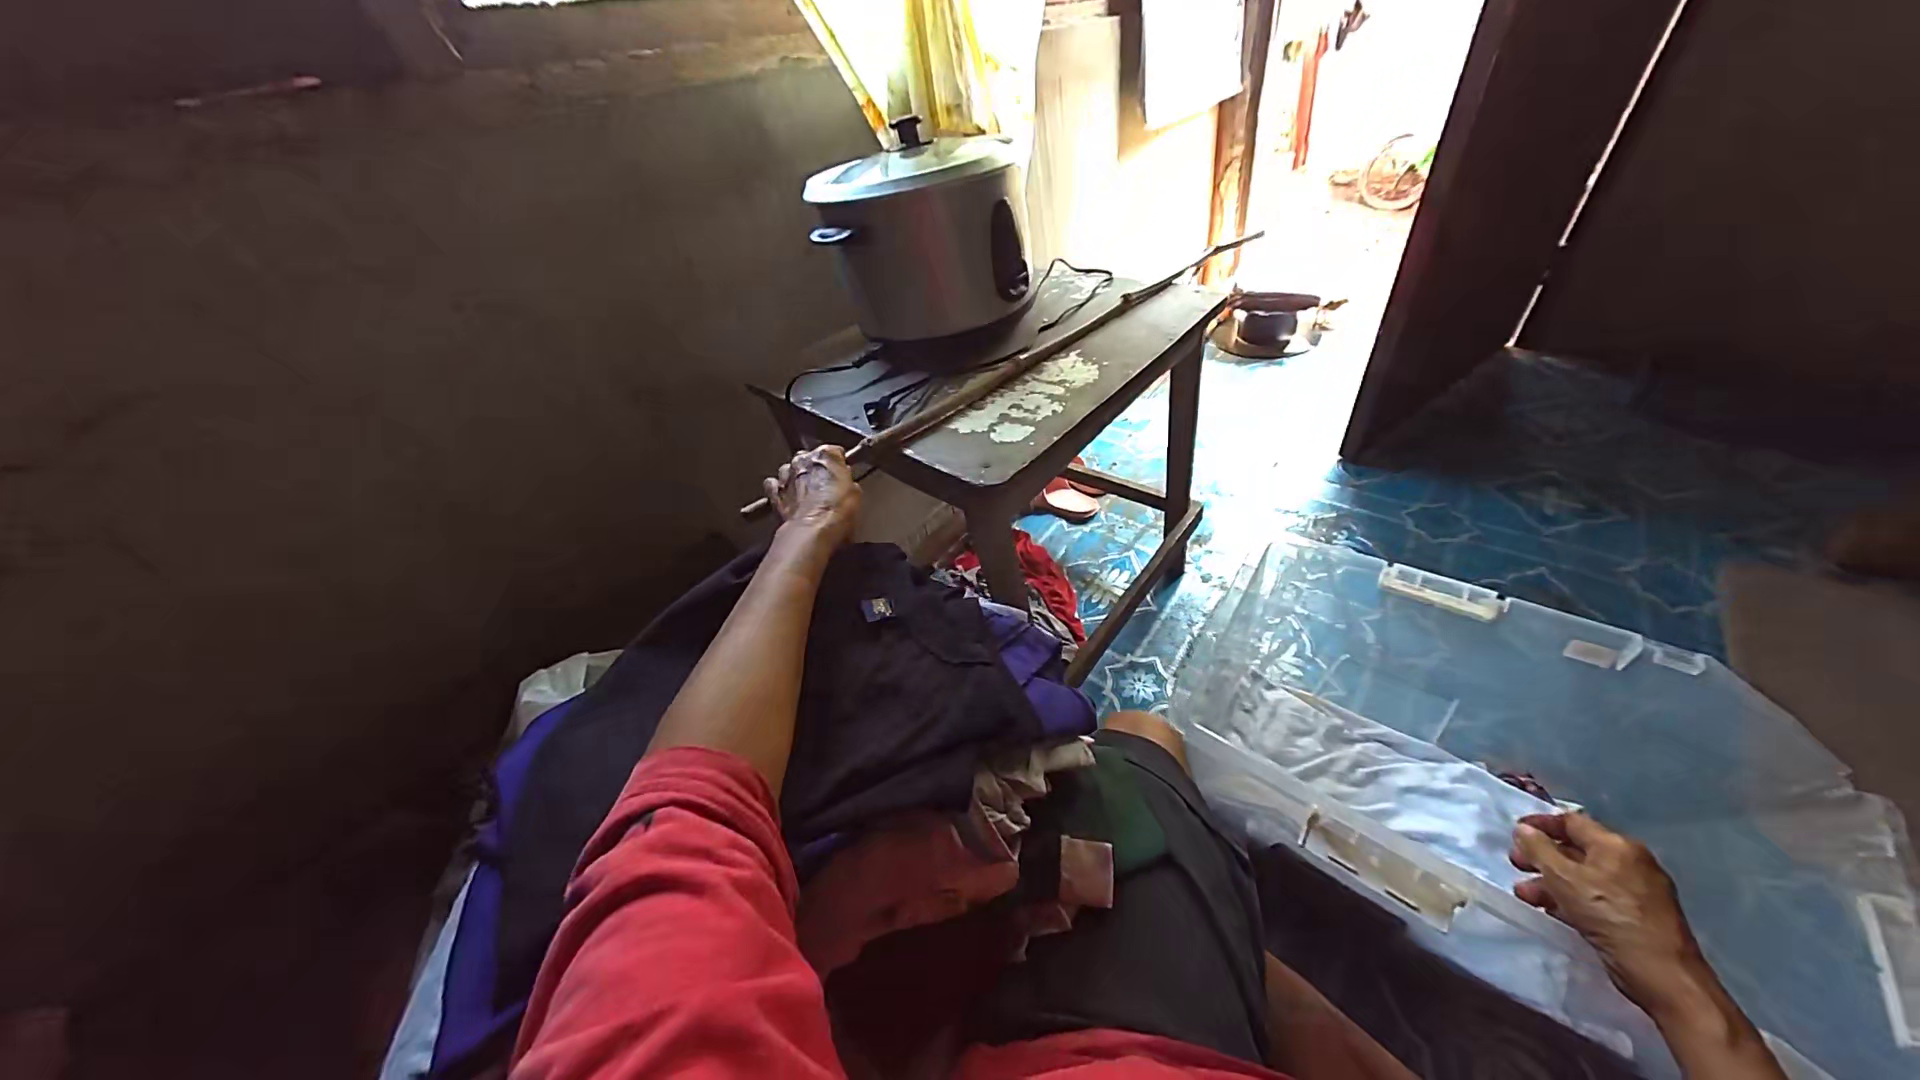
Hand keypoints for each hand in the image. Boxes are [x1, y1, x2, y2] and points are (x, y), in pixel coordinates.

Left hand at [763, 446, 861, 548]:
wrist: (813, 531)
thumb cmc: (835, 512)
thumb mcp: (856, 495)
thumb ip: (849, 483)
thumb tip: (847, 486)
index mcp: (825, 455)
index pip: (835, 451)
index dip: (839, 464)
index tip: (843, 473)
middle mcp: (803, 460)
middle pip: (810, 459)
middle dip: (817, 470)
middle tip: (827, 487)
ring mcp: (786, 475)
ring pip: (790, 470)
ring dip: (798, 479)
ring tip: (808, 494)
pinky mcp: (775, 493)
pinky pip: (773, 485)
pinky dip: (780, 490)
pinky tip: (789, 499)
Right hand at [1509, 812, 1708, 1015]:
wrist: (1665, 977)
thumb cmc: (1610, 917)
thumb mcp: (1563, 877)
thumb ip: (1538, 848)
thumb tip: (1524, 830)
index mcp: (1617, 846)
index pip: (1571, 821)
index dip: (1539, 823)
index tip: (1514, 834)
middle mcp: (1631, 863)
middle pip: (1576, 849)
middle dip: (1541, 856)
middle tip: (1518, 865)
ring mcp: (1639, 891)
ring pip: (1583, 875)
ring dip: (1550, 881)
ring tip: (1527, 894)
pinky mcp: (1638, 916)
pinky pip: (1596, 896)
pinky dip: (1571, 898)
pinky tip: (1551, 910)